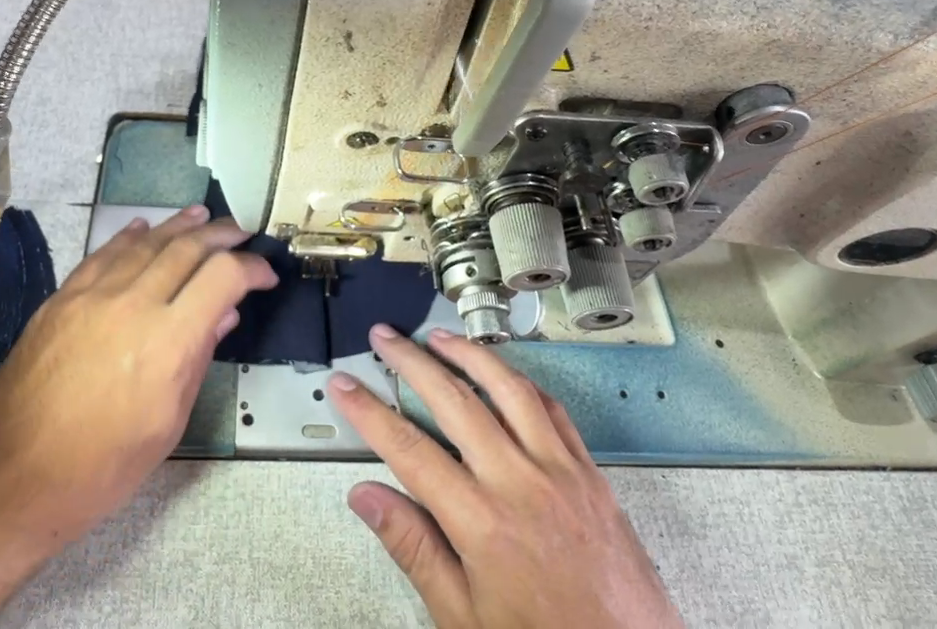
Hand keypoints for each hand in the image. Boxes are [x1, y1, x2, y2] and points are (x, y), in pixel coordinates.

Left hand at [0, 205, 276, 565]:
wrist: (10, 477)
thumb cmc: (101, 469)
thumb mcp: (167, 425)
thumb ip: (197, 361)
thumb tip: (221, 316)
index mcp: (168, 342)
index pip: (223, 277)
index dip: (251, 269)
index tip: (265, 276)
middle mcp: (133, 305)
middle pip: (186, 248)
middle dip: (221, 236)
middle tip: (242, 234)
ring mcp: (91, 297)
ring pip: (145, 243)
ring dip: (178, 226)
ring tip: (202, 215)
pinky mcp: (61, 299)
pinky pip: (103, 255)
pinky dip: (128, 238)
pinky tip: (143, 229)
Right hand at [328, 325, 681, 628]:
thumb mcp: (463, 615)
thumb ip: (413, 548)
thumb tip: (367, 497)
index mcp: (482, 523)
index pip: (409, 449)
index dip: (370, 411)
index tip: (346, 386)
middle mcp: (520, 484)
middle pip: (454, 401)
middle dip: (412, 361)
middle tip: (385, 337)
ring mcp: (560, 471)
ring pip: (508, 389)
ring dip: (469, 354)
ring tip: (439, 335)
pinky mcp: (589, 473)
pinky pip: (553, 410)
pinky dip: (522, 383)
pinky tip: (504, 373)